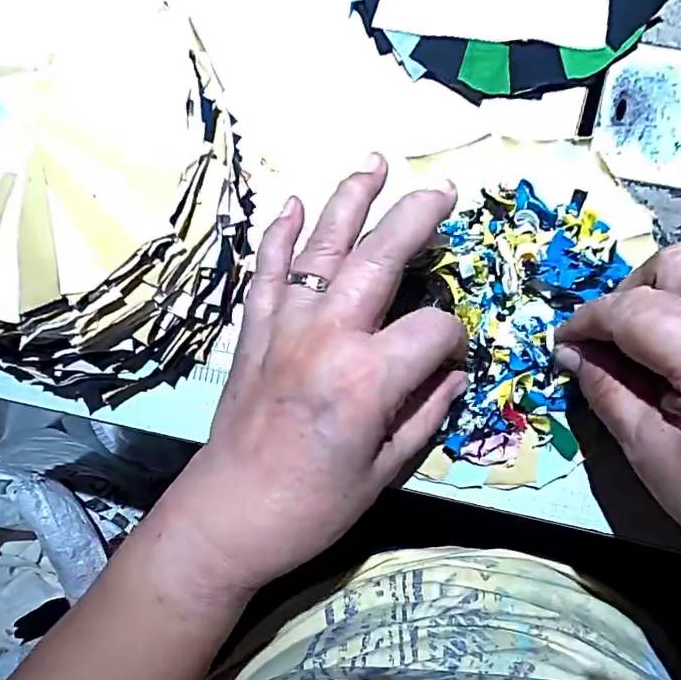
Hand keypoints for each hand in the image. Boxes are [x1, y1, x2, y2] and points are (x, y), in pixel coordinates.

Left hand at [149, 154, 465, 601]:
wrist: (226, 515)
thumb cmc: (309, 508)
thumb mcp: (383, 472)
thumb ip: (423, 414)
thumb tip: (452, 375)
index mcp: (370, 376)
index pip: (436, 329)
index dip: (454, 341)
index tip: (448, 363)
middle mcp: (326, 336)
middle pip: (381, 257)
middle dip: (418, 218)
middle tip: (442, 192)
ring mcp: (282, 330)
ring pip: (319, 249)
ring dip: (347, 202)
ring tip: (373, 164)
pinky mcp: (250, 338)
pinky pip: (264, 276)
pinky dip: (276, 239)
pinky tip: (288, 205)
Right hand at [556, 241, 680, 602]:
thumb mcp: (646, 447)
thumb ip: (606, 387)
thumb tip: (571, 351)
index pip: (633, 308)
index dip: (584, 323)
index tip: (558, 347)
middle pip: (676, 264)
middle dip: (623, 295)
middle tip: (600, 342)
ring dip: (656, 298)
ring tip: (632, 348)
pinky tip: (671, 352)